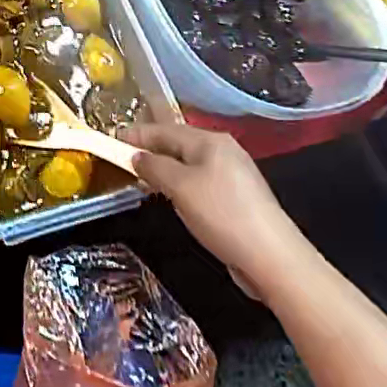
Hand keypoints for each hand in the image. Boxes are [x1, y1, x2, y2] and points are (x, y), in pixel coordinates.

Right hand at [124, 124, 307, 293]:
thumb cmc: (222, 214)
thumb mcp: (181, 188)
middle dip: (152, 149)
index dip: (138, 134)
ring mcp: (234, 174)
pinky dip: (183, 185)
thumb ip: (155, 168)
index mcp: (210, 140)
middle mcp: (223, 150)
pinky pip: (201, 182)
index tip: (114, 136)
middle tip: (125, 158)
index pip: (166, 130)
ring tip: (144, 178)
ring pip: (191, 164)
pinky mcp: (239, 198)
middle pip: (179, 144)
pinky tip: (175, 198)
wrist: (272, 256)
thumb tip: (137, 156)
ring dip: (167, 168)